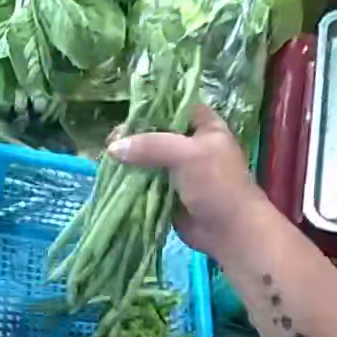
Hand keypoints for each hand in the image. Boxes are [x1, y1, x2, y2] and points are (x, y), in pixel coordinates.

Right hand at [108, 105, 275, 262]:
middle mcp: (188, 143)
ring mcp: (176, 168)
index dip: (149, 109)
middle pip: (154, 132)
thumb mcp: (187, 155)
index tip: (124, 117)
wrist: (228, 231)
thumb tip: (112, 148)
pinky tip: (113, 178)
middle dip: (132, 136)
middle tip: (110, 142)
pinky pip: (143, 180)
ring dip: (128, 160)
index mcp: (202, 125)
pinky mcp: (166, 190)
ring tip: (107, 161)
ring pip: (146, 157)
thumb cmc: (216, 185)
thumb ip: (150, 146)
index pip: (172, 106)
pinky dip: (129, 180)